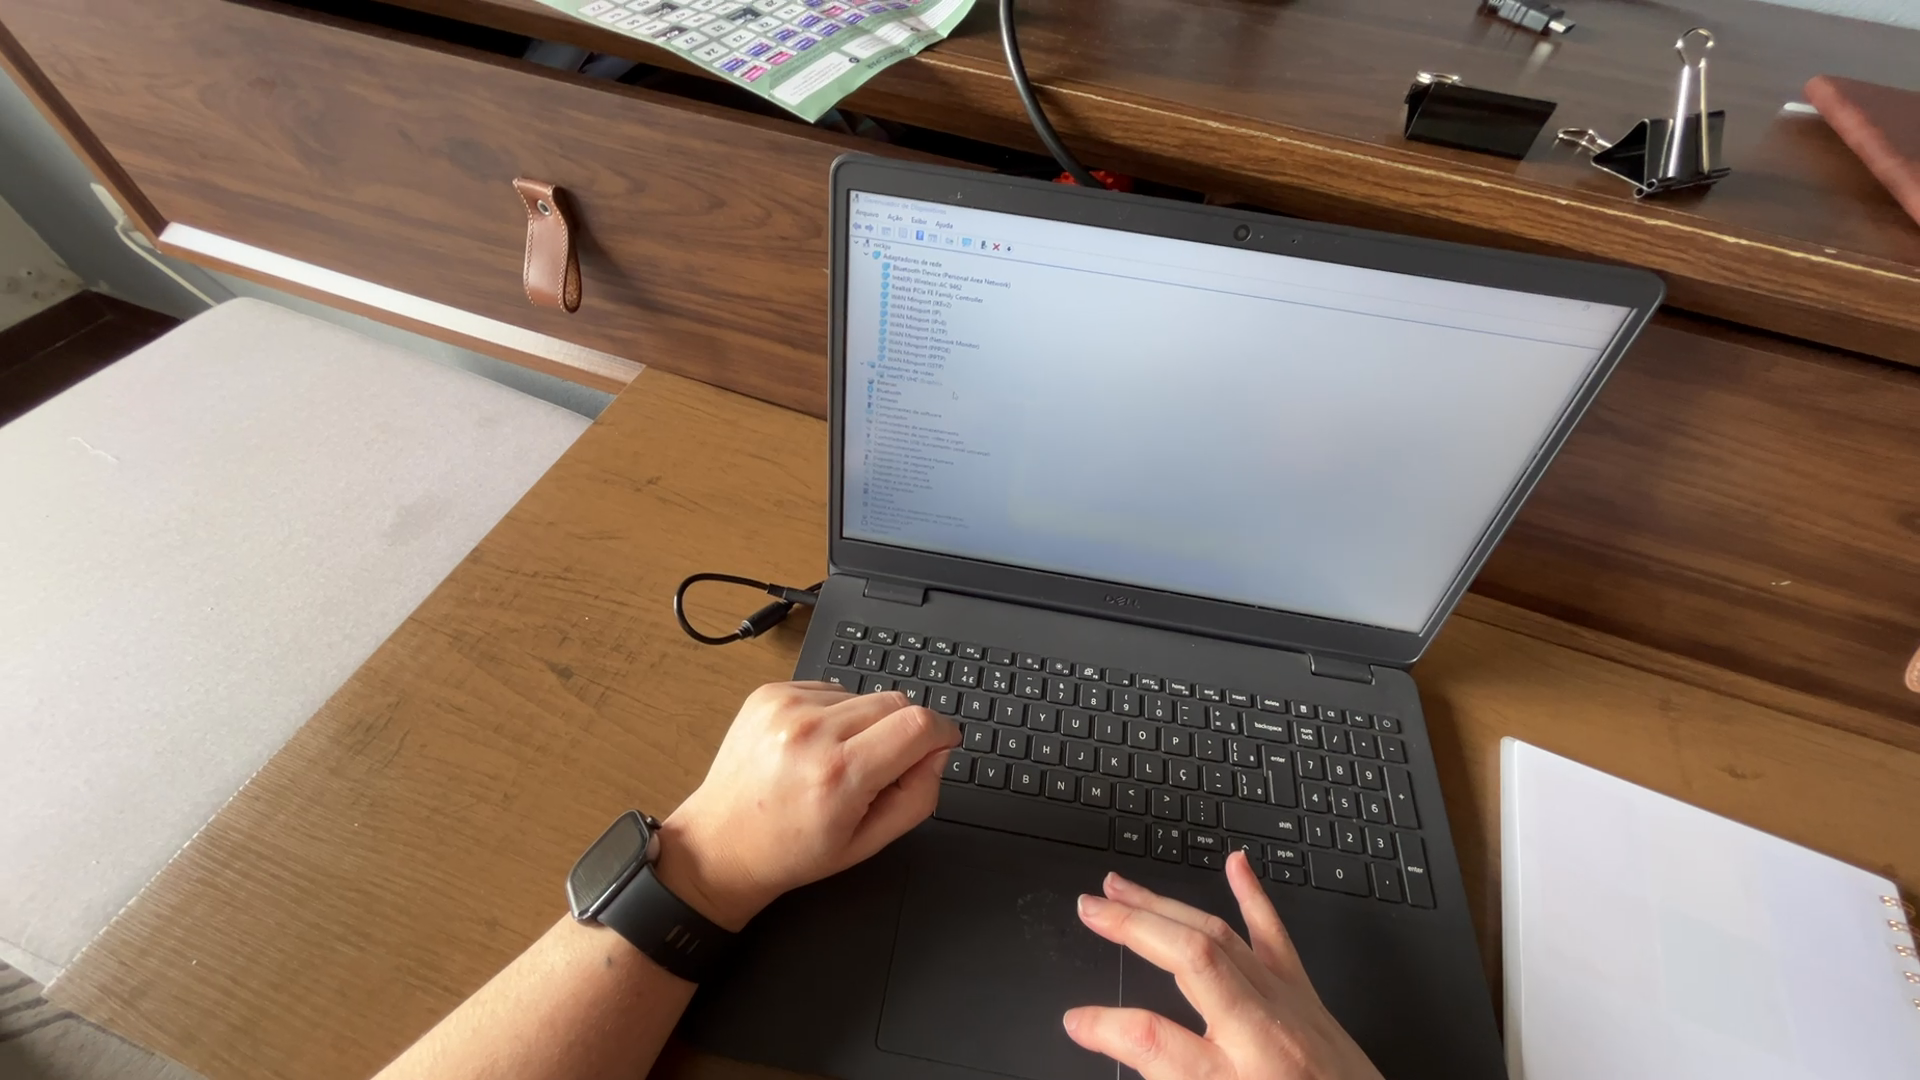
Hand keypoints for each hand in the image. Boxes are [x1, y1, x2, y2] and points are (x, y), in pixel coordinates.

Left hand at [652, 682, 958, 931]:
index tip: (941, 745)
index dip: (941, 733)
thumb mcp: (869, 842)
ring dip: (864, 723)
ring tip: (835, 760)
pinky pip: (831, 690)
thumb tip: (939, 750)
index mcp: (839, 775)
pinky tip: (813, 746)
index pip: (918, 725)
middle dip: (902, 732)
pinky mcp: (771, 693)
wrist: (720, 844)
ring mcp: (786, 707)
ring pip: (864, 695)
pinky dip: (834, 714)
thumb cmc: (793, 851)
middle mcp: (812, 732)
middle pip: (895, 702)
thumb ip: (918, 795)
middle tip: (878, 768)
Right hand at [1064, 851, 1385, 1079]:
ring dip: (1165, 904)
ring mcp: (1289, 1006)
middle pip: (1192, 958)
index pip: (1158, 1042)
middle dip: (1132, 925)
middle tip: (1088, 908)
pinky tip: (1236, 863)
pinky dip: (1253, 895)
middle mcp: (1267, 1035)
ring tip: (1121, 886)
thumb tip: (1131, 1050)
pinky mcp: (1308, 997)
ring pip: (1220, 935)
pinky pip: (1277, 936)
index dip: (1107, 1026)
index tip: (1075, 1019)